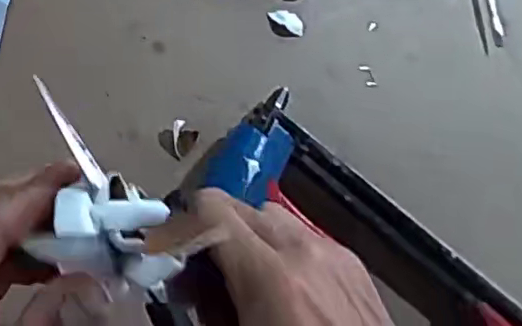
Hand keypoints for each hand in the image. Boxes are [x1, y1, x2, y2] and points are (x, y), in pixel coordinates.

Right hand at [191, 189, 394, 325]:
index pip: (210, 209)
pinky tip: (284, 297)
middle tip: (198, 280)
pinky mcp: (355, 266)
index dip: (180, 226)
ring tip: (242, 288)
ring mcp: (334, 254)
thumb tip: (187, 284)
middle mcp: (303, 250)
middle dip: (211, 237)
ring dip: (247, 241)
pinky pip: (303, 238)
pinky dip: (281, 253)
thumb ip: (209, 313)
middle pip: (237, 208)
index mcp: (272, 278)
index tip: (166, 253)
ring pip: (270, 217)